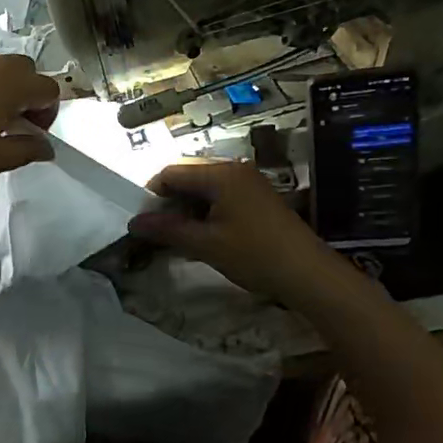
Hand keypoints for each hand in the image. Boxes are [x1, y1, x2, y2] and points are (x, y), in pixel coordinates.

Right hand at [127, 160, 352, 303]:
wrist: (308, 272)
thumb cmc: (254, 254)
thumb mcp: (206, 244)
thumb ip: (168, 230)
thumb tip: (134, 223)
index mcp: (220, 174)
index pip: (171, 172)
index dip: (151, 195)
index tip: (142, 222)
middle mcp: (234, 170)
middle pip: (188, 178)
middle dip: (169, 203)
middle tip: (158, 233)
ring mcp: (249, 182)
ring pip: (205, 189)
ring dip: (188, 210)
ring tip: (179, 238)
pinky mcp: (258, 198)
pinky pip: (223, 197)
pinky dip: (207, 213)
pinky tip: (204, 237)